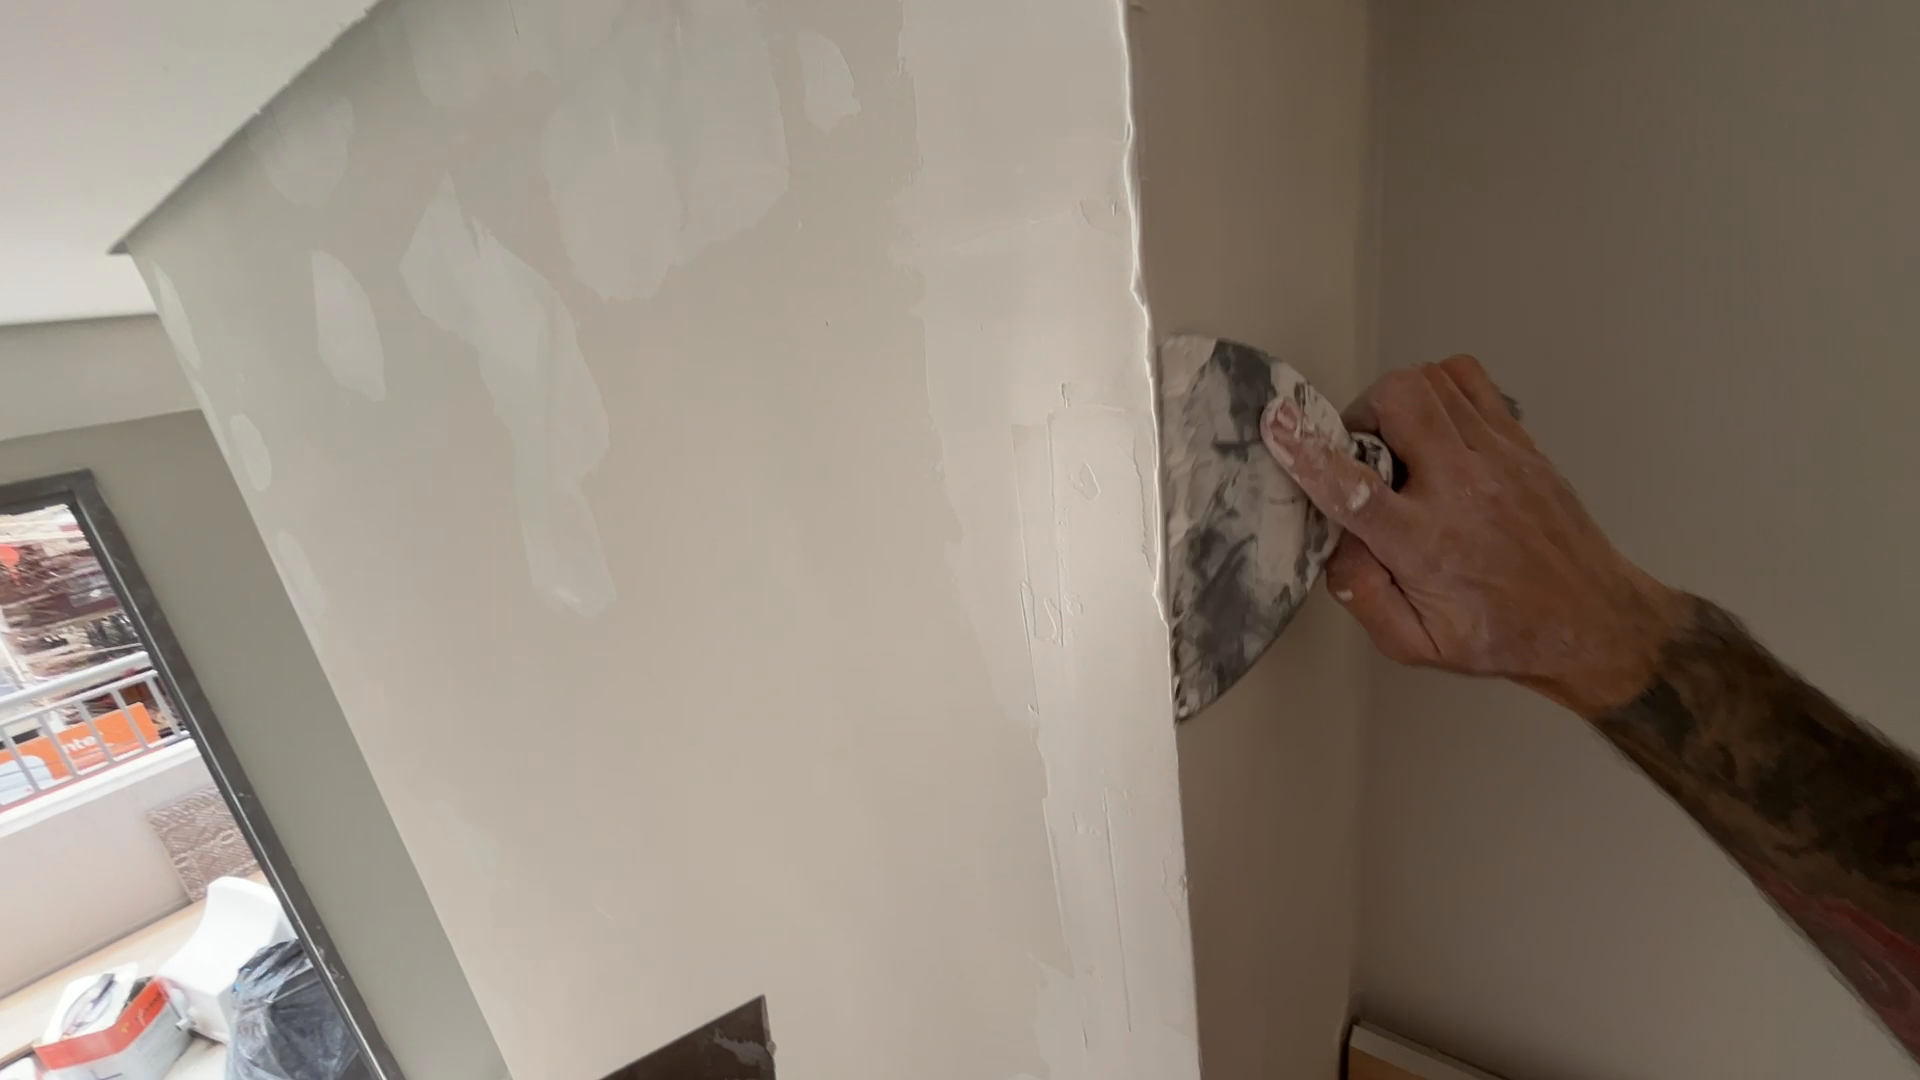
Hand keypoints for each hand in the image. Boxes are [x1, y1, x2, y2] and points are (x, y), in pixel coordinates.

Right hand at [1260, 354, 1692, 717]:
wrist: (1595, 622)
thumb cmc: (1494, 637)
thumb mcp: (1413, 644)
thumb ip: (1361, 597)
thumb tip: (1336, 543)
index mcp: (1426, 544)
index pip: (1354, 488)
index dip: (1308, 452)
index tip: (1275, 425)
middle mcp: (1462, 488)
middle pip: (1398, 401)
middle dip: (1358, 415)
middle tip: (1359, 454)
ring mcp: (1499, 456)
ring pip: (1430, 380)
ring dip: (1394, 402)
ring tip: (1394, 442)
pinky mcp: (1522, 441)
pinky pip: (1468, 380)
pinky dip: (1436, 388)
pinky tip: (1432, 428)